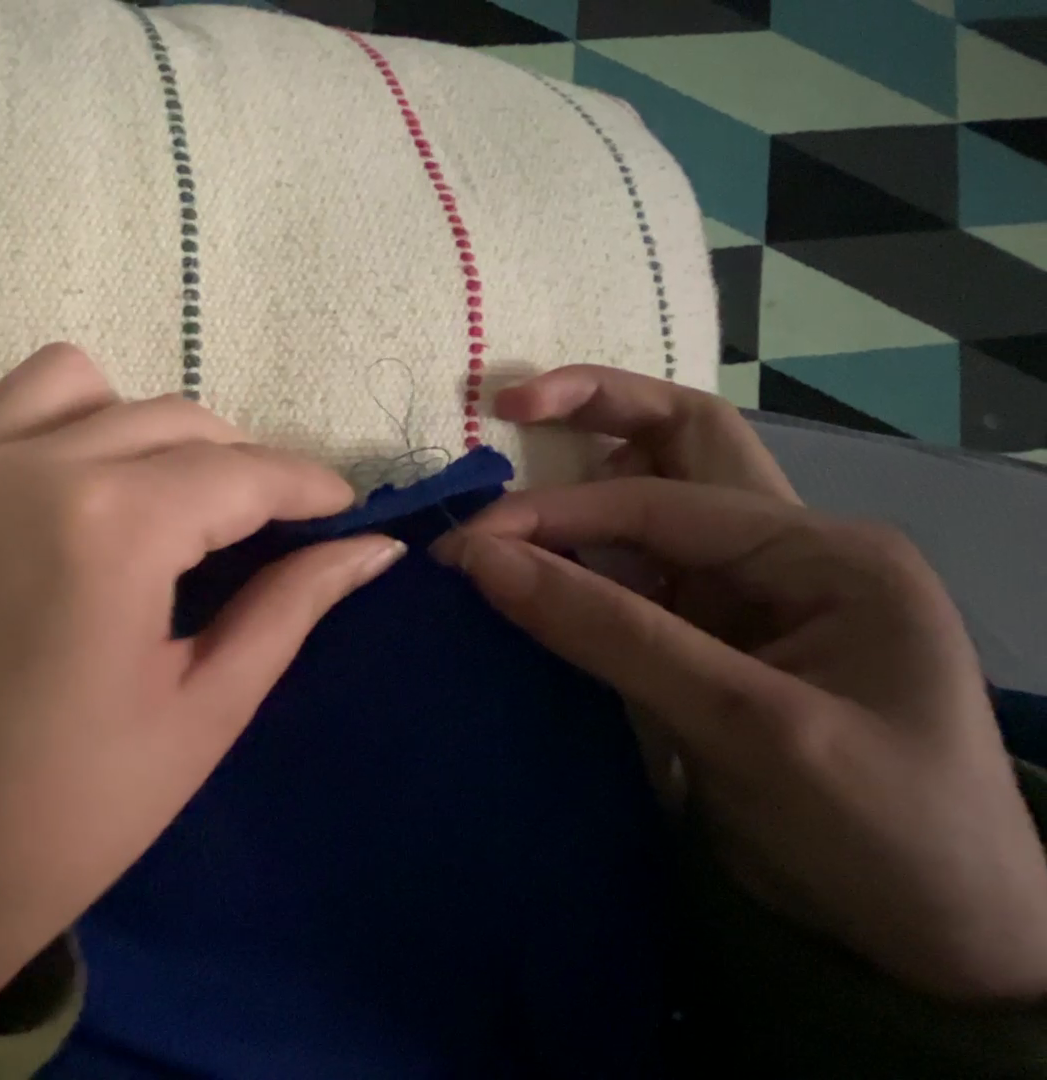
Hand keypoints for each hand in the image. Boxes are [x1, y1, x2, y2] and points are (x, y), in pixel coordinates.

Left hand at [0, 344, 404, 1022]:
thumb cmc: (77, 812)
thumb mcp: (203, 711)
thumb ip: (288, 607)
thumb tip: (372, 548)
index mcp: (109, 528)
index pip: (235, 470)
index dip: (303, 482)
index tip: (339, 505)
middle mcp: (19, 471)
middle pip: (161, 417)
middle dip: (231, 459)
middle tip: (259, 520)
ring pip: (65, 386)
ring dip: (130, 424)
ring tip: (152, 497)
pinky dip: (46, 448)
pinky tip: (61, 519)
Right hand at [437, 366, 1046, 999]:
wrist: (932, 942)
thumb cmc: (876, 825)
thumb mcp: (745, 723)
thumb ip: (608, 630)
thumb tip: (479, 559)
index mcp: (827, 552)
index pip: (657, 502)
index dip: (551, 515)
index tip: (460, 550)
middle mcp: (786, 551)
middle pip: (679, 447)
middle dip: (592, 413)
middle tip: (502, 402)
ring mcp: (742, 594)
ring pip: (645, 507)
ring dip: (572, 486)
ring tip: (498, 484)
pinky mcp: (702, 639)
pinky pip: (625, 576)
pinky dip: (567, 561)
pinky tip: (519, 569)